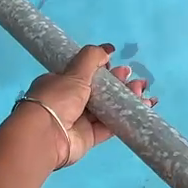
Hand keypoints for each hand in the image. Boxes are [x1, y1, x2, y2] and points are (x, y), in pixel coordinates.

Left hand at [18, 45, 156, 168]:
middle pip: (97, 92)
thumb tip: (108, 48)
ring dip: (125, 99)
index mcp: (58, 84)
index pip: (83, 75)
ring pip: (105, 109)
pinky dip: (125, 118)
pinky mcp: (87, 138)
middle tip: (133, 79)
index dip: (102, 70)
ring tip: (141, 91)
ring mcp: (77, 122)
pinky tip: (143, 107)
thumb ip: (91, 58)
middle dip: (118, 84)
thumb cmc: (56, 99)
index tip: (117, 66)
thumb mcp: (74, 72)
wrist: (44, 137)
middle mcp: (67, 103)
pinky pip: (109, 127)